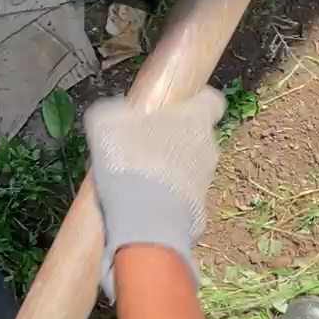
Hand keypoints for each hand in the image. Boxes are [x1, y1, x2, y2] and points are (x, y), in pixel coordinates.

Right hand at [84, 87, 225, 299]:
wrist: (145, 218)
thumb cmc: (130, 159)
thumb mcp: (107, 124)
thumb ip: (114, 112)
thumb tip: (114, 111)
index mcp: (197, 119)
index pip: (211, 101)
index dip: (194, 102)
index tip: (175, 107)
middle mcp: (210, 146)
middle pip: (197, 134)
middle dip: (175, 137)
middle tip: (145, 145)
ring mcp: (207, 179)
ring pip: (192, 165)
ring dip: (172, 168)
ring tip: (140, 177)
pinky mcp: (200, 209)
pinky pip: (184, 195)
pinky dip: (170, 196)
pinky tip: (146, 202)